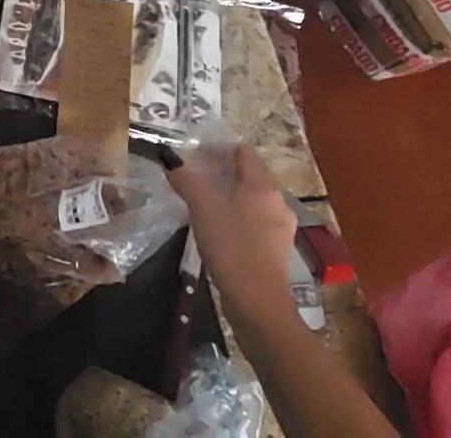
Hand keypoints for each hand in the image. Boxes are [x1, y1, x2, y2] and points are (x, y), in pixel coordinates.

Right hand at [164, 143, 296, 311]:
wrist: (257, 302)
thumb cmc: (231, 245)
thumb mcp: (201, 207)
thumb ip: (185, 179)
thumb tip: (169, 158)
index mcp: (263, 186)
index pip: (244, 152)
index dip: (219, 148)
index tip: (194, 155)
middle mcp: (278, 202)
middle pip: (249, 174)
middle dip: (221, 171)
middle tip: (193, 177)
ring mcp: (280, 227)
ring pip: (252, 199)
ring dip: (228, 194)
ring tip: (201, 202)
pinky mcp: (276, 249)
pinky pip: (254, 220)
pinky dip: (236, 215)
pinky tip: (217, 228)